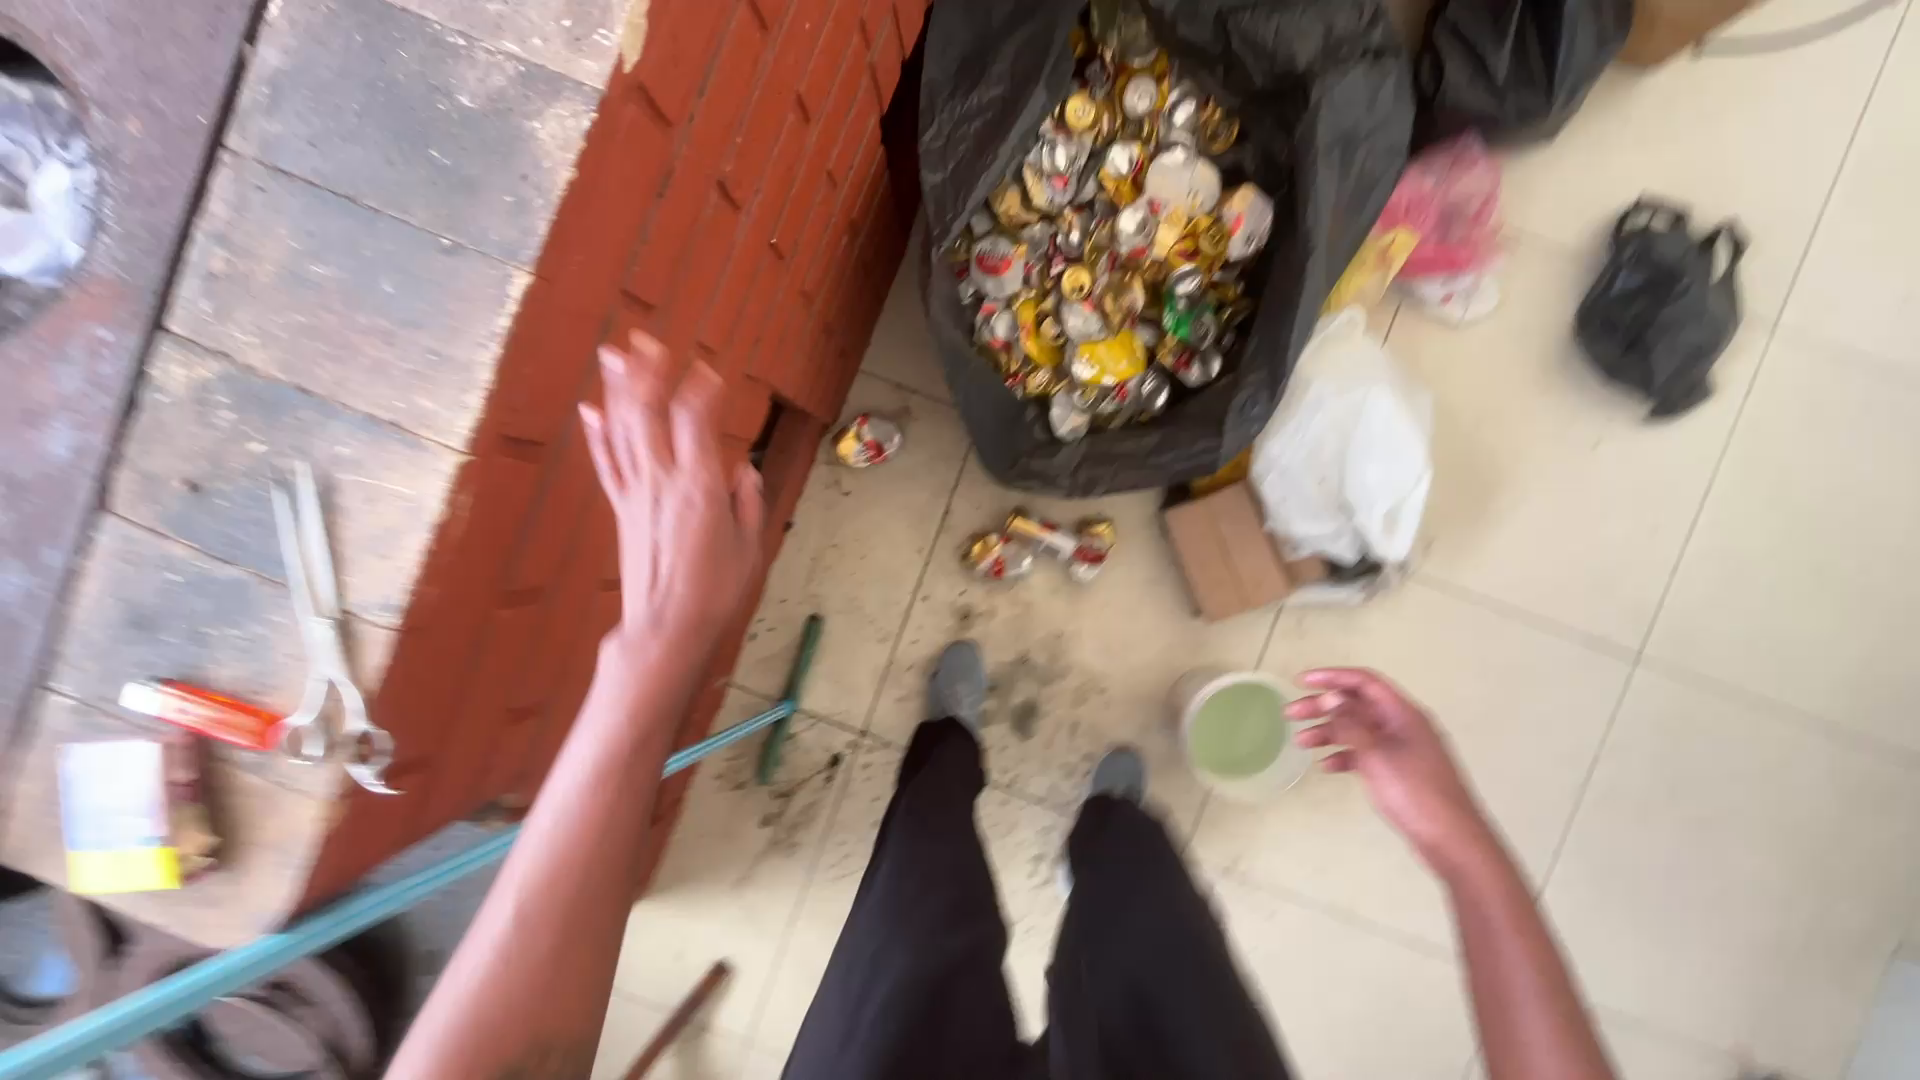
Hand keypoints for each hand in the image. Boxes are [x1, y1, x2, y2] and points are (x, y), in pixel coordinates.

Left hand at [578, 331, 763, 660]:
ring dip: (618, 389)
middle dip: (647, 373)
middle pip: (649, 414)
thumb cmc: (718, 590)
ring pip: (623, 430)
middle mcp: (662, 480)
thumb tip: (742, 467)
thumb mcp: (750, 545)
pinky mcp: (620, 508)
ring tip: (614, 355)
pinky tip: (591, 409)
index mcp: (700, 487)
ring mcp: (636, 492)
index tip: (708, 368)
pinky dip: (597, 434)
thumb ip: (747, 500)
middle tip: (644, 338)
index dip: (701, 389)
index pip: (696, 421)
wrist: (667, 626)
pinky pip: (606, 463)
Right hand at [1289, 668, 1496, 874]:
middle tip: (1290, 715)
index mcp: (1403, 714)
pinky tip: (1326, 766)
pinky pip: (1364, 754)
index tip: (1300, 682)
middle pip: (1356, 705)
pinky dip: (1344, 756)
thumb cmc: (1415, 792)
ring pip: (1357, 730)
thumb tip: (1330, 697)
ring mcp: (1401, 749)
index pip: (1364, 682)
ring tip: (1301, 743)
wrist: (1452, 841)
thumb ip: (1351, 724)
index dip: (1331, 677)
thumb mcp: (1377, 755)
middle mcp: (1402, 726)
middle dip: (1322, 707)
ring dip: (1328, 733)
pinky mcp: (1398, 772)